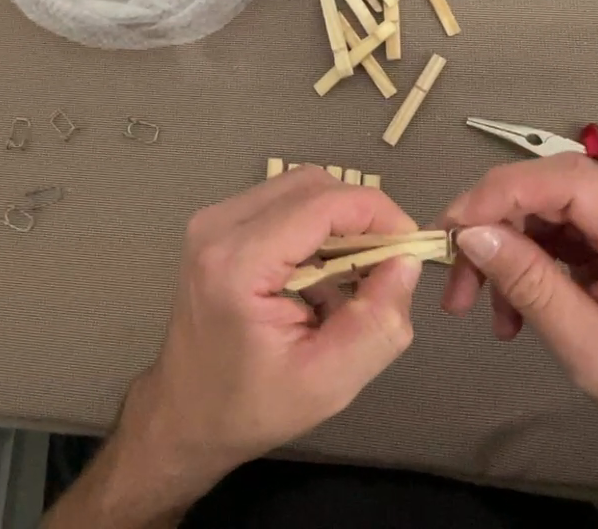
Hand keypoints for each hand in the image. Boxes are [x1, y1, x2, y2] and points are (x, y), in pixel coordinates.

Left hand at [43, 168, 421, 527]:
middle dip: (359, 216)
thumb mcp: (329, 381)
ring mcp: (212, 220)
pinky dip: (312, 230)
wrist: (184, 413)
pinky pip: (279, 204)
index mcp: (238, 262)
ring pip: (297, 190)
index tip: (413, 246)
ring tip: (352, 280)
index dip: (377, 213)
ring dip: (336, 224)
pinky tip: (318, 281)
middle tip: (387, 264)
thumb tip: (406, 261)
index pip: (322, 203)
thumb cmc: (250, 405)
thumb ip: (377, 322)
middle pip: (310, 185)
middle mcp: (218, 225)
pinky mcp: (216, 225)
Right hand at [438, 155, 597, 527]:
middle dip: (488, 226)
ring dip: (497, 246)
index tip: (451, 230)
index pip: (568, 181)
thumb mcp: (594, 352)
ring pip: (536, 202)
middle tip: (454, 279)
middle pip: (544, 186)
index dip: (502, 193)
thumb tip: (470, 235)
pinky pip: (546, 220)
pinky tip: (509, 302)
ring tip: (477, 303)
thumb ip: (533, 289)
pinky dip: (517, 255)